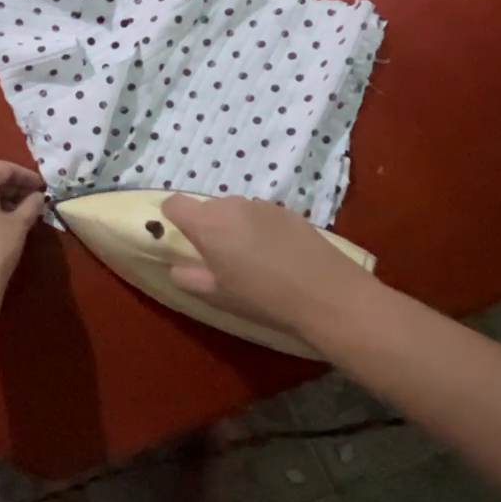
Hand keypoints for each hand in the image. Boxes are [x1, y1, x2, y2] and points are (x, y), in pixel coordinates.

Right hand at [161, 195, 378, 343]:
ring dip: (232, 227)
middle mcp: (232, 206)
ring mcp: (262, 206)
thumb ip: (188, 276)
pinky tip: (275, 255)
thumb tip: (177, 267)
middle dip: (204, 226)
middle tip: (217, 258)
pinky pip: (259, 215)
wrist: (329, 295)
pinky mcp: (288, 212)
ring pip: (234, 210)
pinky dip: (257, 229)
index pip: (174, 203)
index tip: (179, 239)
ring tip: (249, 258)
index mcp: (207, 223)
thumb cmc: (263, 298)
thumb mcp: (217, 294)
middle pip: (205, 207)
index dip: (171, 218)